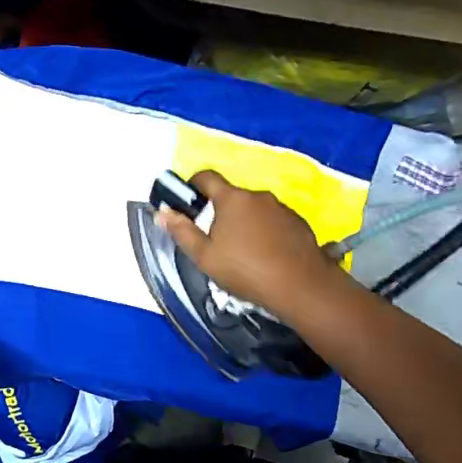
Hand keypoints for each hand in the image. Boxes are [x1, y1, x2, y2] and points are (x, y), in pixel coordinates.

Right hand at [155, 170, 351, 318]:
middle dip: (220, 213)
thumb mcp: (205, 257)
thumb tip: (162, 212)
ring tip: (243, 254)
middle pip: (231, 197)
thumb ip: (182, 232)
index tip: (188, 202)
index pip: (207, 177)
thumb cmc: (245, 270)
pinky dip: (266, 232)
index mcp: (232, 199)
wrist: (299, 286)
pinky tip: (266, 256)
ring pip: (254, 210)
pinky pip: (274, 221)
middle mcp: (258, 196)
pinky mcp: (298, 222)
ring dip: (245, 224)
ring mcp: (281, 207)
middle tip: (216, 242)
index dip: (193, 185)